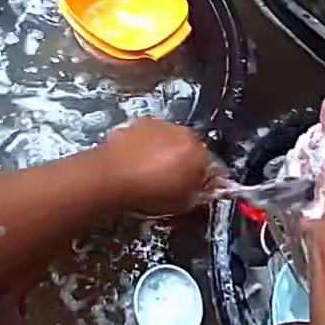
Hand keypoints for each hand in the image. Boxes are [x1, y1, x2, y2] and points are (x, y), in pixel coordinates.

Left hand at [99, 119, 216, 214]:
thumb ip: (199, 193)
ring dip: (166, 151)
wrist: (112, 176)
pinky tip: (138, 160)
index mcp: (199, 153)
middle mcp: (183, 133)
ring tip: (152, 171)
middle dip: (185, 162)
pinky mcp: (139, 122)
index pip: (213, 165)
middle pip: (191, 148)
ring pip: (170, 139)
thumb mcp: (182, 202)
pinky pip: (150, 134)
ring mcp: (160, 125)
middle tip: (173, 181)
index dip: (204, 179)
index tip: (196, 188)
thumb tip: (205, 189)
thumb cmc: (149, 192)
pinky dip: (148, 144)